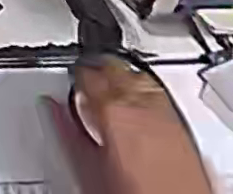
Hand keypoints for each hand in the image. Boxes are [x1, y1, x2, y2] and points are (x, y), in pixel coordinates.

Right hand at [46, 57, 213, 193]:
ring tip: (111, 85)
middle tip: (87, 80)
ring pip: (137, 74)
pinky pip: (157, 91)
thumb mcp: (89, 167)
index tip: (72, 82)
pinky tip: (139, 100)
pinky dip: (144, 88)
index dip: (75, 74)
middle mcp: (139, 102)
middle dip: (97, 68)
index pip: (85, 72)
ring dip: (122, 75)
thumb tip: (50, 106)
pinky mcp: (181, 124)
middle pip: (112, 65)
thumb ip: (67, 130)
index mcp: (111, 107)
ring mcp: (163, 110)